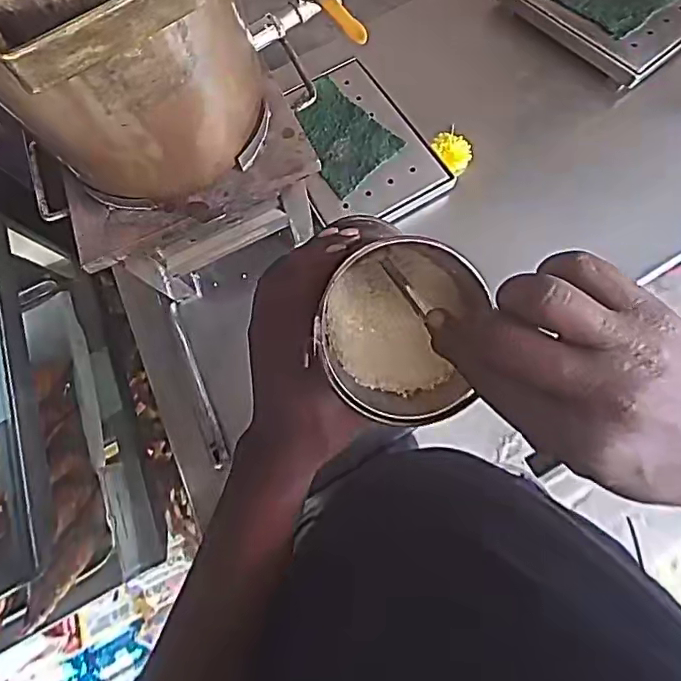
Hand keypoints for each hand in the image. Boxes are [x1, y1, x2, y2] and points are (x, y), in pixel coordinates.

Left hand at [240, 227, 377, 476]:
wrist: (284, 444)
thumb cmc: (314, 424)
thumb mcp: (358, 396)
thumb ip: (385, 372)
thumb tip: (417, 352)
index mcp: (292, 331)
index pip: (306, 274)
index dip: (330, 251)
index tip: (353, 238)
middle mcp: (272, 322)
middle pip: (291, 267)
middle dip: (320, 247)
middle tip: (349, 236)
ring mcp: (264, 325)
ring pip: (280, 276)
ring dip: (306, 257)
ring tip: (333, 247)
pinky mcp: (264, 331)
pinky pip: (274, 289)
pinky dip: (293, 272)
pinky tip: (311, 272)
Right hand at [428, 251, 680, 509]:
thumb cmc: (658, 459)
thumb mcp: (583, 459)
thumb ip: (524, 408)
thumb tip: (474, 358)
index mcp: (585, 437)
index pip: (499, 384)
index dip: (461, 351)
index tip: (445, 332)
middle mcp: (606, 386)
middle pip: (511, 337)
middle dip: (477, 325)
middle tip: (476, 323)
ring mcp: (630, 340)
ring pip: (544, 294)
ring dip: (515, 296)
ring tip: (521, 309)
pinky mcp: (646, 306)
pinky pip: (582, 267)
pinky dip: (553, 272)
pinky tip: (556, 292)